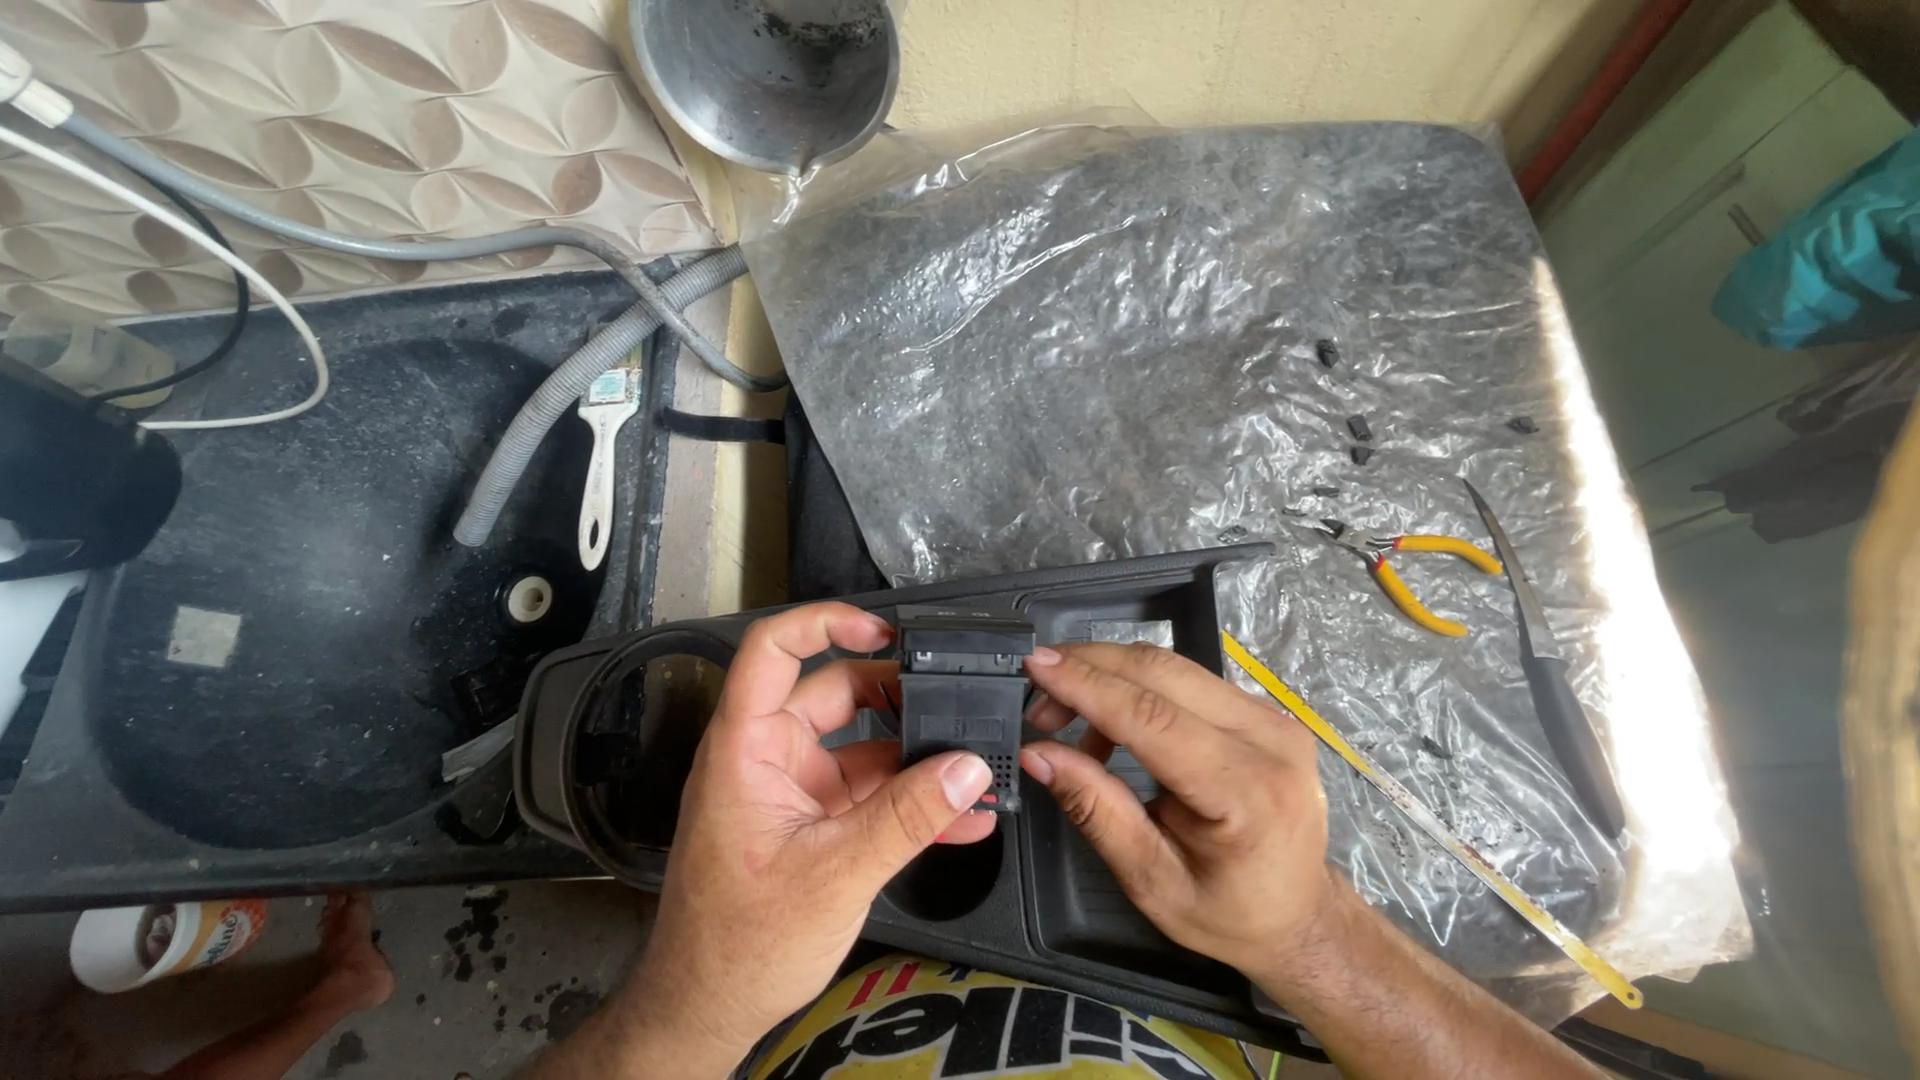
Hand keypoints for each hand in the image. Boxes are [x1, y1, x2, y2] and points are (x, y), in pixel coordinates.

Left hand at [625, 603, 995, 1067]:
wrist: (711, 1009)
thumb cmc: (738, 944)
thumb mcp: (835, 874)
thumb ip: (907, 818)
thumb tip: (965, 770)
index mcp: (746, 748)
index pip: (771, 651)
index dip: (824, 623)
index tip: (881, 629)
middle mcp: (768, 756)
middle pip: (835, 692)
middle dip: (898, 696)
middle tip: (951, 702)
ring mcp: (795, 787)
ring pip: (863, 743)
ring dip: (916, 755)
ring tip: (970, 766)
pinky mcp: (816, 819)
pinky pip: (871, 791)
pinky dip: (911, 799)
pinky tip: (959, 815)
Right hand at [1020, 642, 1334, 985]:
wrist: (1300, 914)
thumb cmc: (1227, 911)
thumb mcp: (1150, 879)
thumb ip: (1095, 810)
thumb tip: (1037, 754)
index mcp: (1246, 792)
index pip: (1152, 718)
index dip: (1087, 686)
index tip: (1035, 665)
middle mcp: (1269, 740)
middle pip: (1162, 673)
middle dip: (1088, 667)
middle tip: (1035, 688)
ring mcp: (1272, 717)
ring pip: (1172, 666)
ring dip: (1106, 673)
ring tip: (1060, 712)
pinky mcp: (1263, 709)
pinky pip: (1187, 679)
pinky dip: (1134, 685)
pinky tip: (1106, 722)